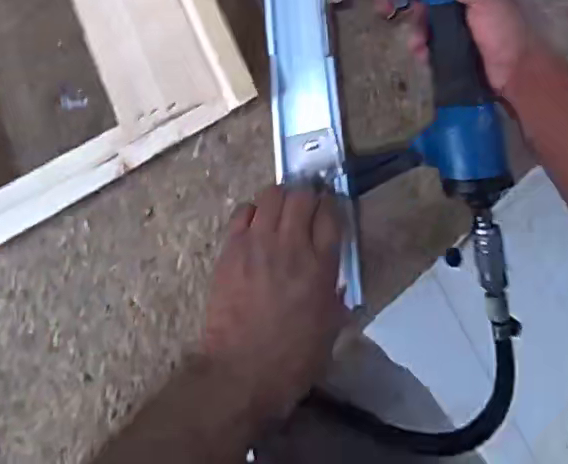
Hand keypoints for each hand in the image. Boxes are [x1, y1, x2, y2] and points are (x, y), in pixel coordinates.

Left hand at [199, 185, 346, 425]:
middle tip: (307, 206)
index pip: (331, 213)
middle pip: (302, 196)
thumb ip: (335, 293)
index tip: (330, 208)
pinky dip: (253, 211)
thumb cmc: (291, 360)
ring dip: (281, 197)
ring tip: (282, 210)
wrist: (239, 373)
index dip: (332, 204)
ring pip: (273, 195)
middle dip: (308, 195)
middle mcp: (291, 245)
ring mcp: (258, 242)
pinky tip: (256, 225)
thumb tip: (335, 276)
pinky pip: (243, 210)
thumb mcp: (330, 329)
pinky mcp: (232, 247)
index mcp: (320, 266)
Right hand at [377, 0, 552, 98]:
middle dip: (410, 8)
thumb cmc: (504, 30)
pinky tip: (421, 55)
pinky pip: (430, 47)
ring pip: (426, 26)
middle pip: (427, 3)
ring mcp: (458, 33)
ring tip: (416, 44)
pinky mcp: (453, 54)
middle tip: (386, 11)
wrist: (518, 75)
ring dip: (415, 32)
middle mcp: (464, 8)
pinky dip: (422, 49)